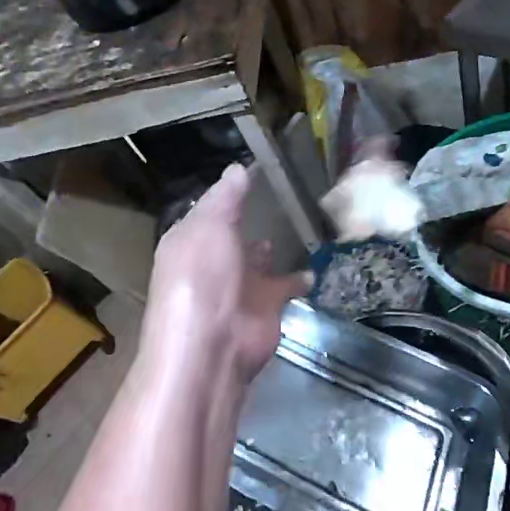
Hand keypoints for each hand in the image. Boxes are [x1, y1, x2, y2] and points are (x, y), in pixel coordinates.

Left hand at [146, 165, 308, 382]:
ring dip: (274, 246)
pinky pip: (288, 284)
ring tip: (303, 221)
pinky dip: (302, 277)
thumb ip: (226, 198)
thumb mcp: (208, 227)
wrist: (214, 345)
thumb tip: (239, 168)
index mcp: (192, 239)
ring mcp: (242, 283)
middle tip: (287, 191)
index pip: (212, 208)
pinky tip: (317, 262)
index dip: (232, 190)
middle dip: (253, 217)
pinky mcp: (268, 304)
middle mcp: (215, 260)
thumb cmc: (202, 278)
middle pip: (236, 233)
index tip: (262, 166)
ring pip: (260, 258)